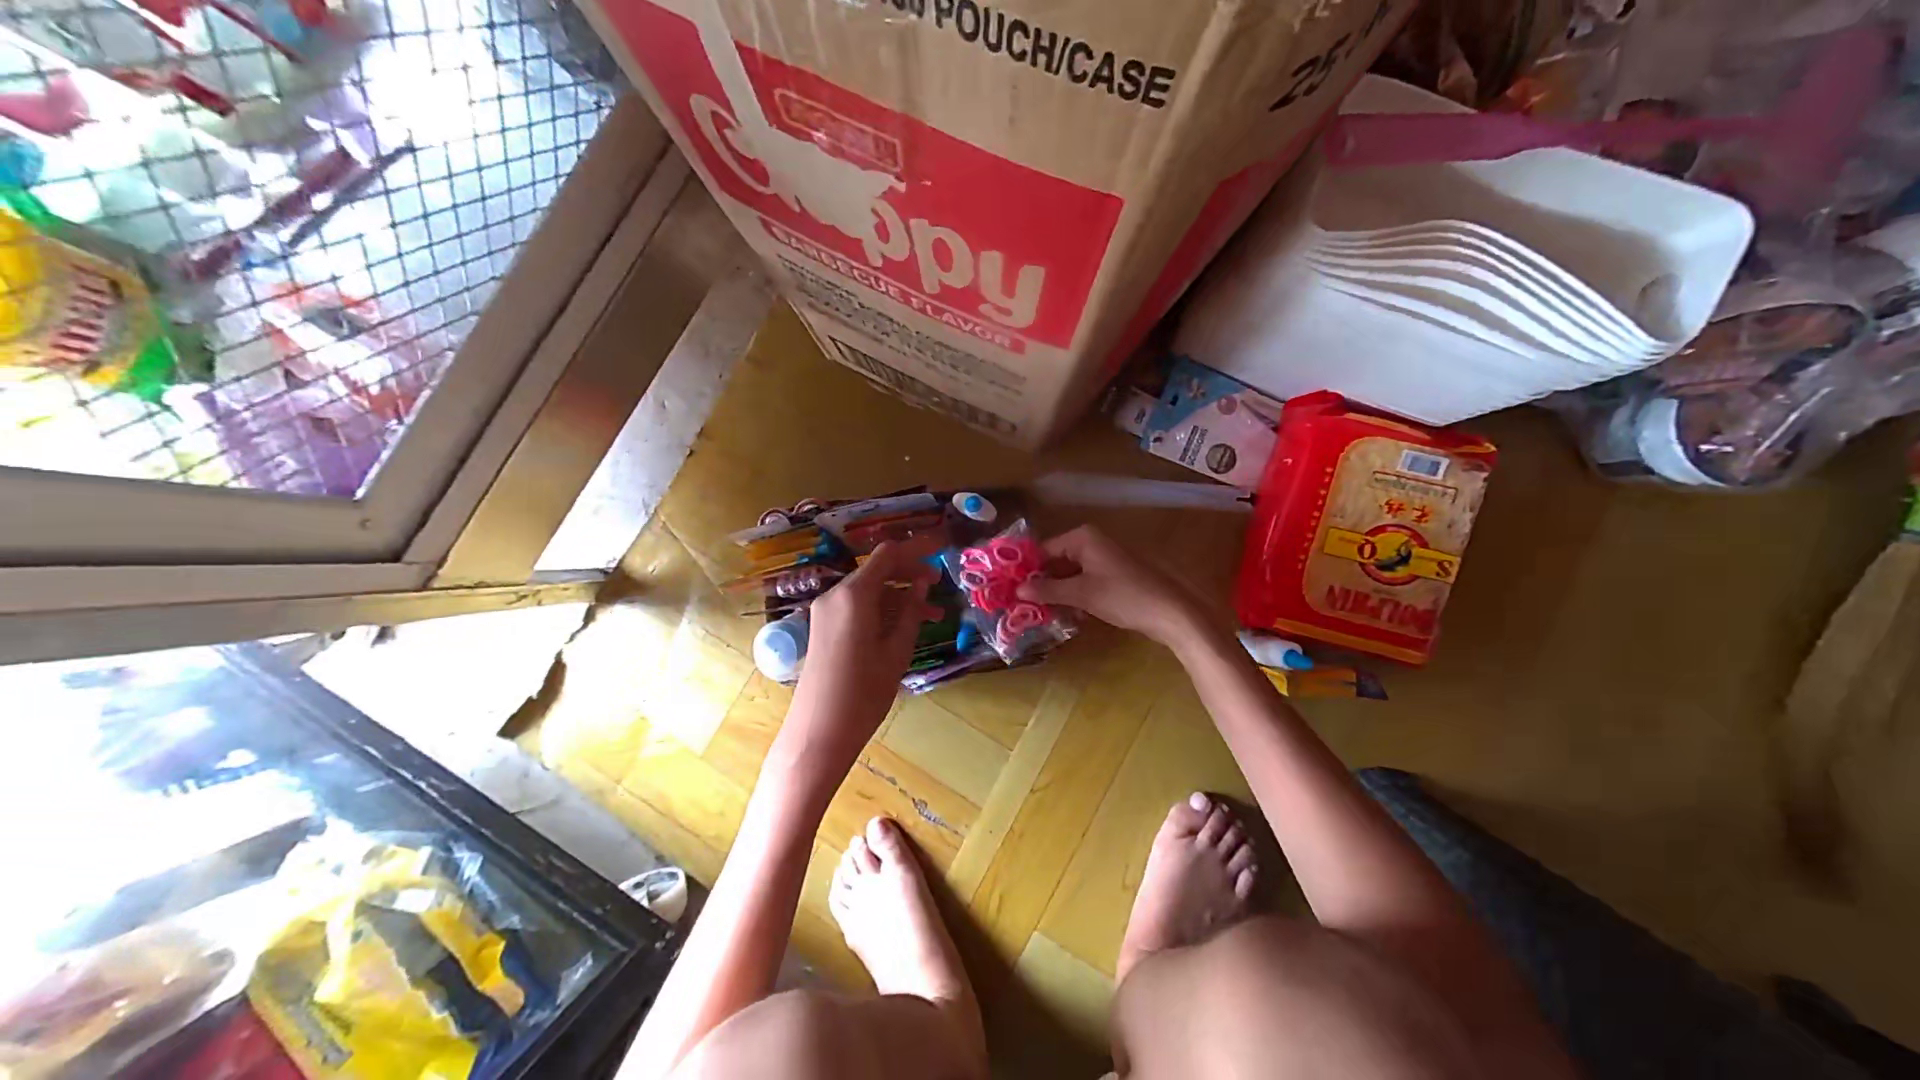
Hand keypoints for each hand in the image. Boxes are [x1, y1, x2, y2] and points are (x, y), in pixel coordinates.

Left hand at [782, 540, 942, 765]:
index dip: (917, 548)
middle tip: (941, 584)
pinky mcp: (824, 627)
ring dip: (899, 594)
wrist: (819, 732)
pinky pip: (857, 606)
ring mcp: (826, 611)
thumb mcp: (896, 651)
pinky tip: (906, 624)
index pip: (888, 554)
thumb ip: (910, 611)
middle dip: (910, 572)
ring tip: (934, 613)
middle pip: (877, 569)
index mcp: (854, 595)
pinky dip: (881, 608)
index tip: (943, 547)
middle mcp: (836, 595)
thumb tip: (922, 583)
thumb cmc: (863, 694)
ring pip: (869, 589)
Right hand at [1017, 526, 1209, 647]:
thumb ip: (1047, 590)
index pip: (1043, 549)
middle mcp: (1092, 542)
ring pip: (1068, 573)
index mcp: (1083, 537)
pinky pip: (1082, 581)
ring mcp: (1104, 558)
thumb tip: (1017, 590)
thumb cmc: (1124, 596)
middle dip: (1039, 581)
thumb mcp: (1081, 594)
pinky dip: (1071, 594)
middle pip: (1055, 560)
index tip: (1007, 589)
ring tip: (1034, 611)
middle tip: (1017, 603)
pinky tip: (1061, 612)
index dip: (1025, 569)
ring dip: (1054, 591)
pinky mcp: (1112, 576)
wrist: (1170, 612)